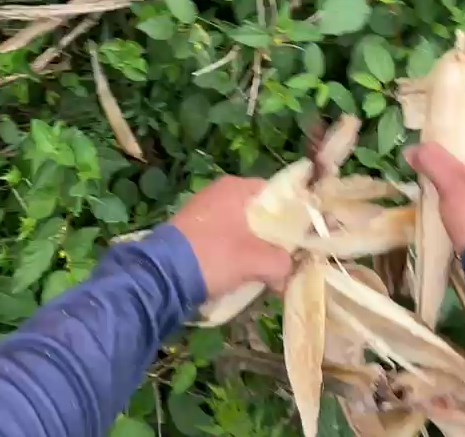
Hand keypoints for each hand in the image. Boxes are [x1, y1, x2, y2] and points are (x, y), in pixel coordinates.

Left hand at [170, 176, 293, 299]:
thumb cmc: (214, 254)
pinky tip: (237, 275)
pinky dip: (233, 253)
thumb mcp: (255, 260)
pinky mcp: (192, 229)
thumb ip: (281, 262)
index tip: (299, 237)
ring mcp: (204, 210)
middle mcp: (219, 192)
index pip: (274, 193)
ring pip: (241, 228)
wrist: (164, 273)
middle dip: (271, 238)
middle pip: (258, 212)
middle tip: (282, 261)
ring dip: (252, 249)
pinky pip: (223, 238)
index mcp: (236, 187)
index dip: (290, 214)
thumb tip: (287, 269)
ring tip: (262, 274)